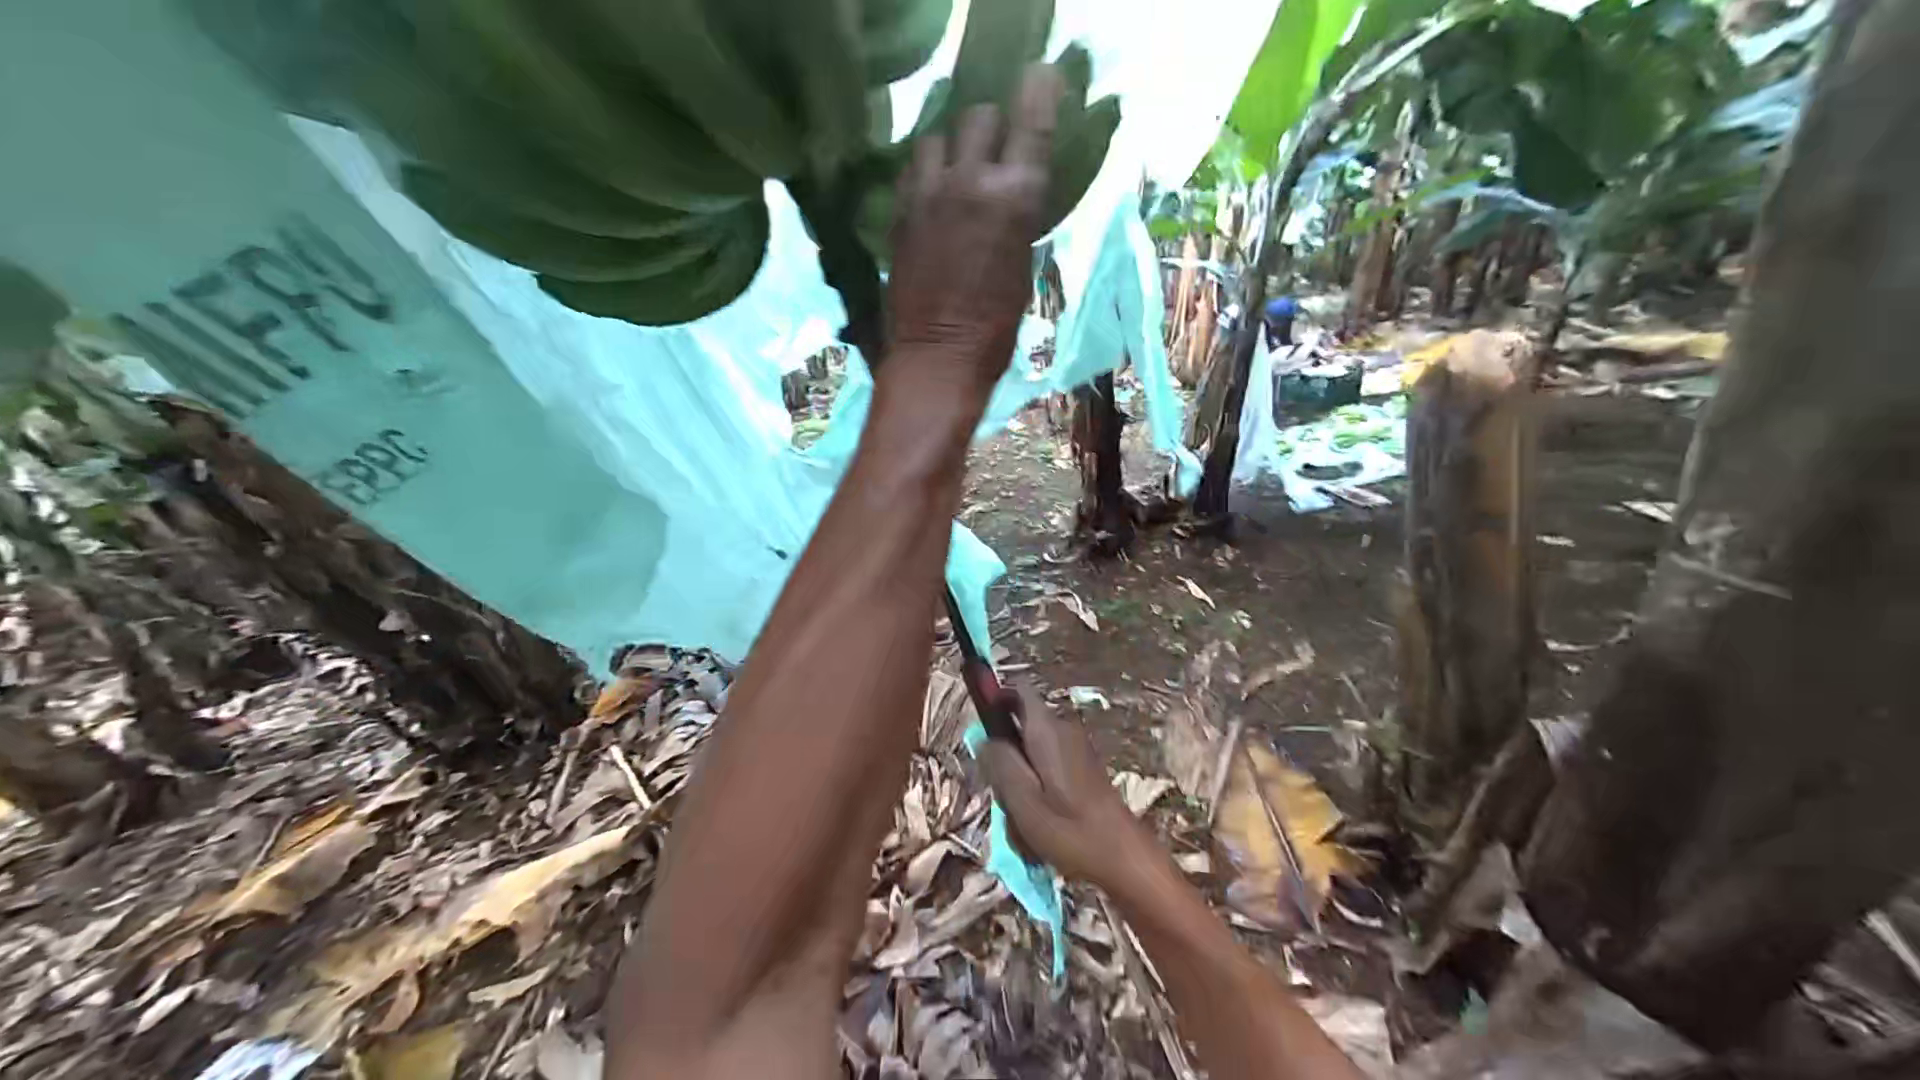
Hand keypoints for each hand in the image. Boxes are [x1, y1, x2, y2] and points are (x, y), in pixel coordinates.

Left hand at [887, 66, 1061, 399]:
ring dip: (951, 146)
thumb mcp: (1023, 266)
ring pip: (937, 134)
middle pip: (979, 115)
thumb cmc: (995, 327)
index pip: (1031, 115)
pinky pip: (911, 167)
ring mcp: (928, 193)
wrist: (938, 358)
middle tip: (994, 150)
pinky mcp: (899, 211)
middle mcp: (970, 180)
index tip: (1041, 83)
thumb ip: (1020, 216)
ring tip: (955, 172)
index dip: (1039, 91)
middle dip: (991, 127)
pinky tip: (932, 192)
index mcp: (1016, 195)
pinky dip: (925, 171)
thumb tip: (1017, 191)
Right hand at [977, 689, 1162, 888]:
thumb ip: (1000, 763)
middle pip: (1022, 725)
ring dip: (1021, 778)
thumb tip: (984, 738)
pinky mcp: (1084, 768)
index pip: (1019, 690)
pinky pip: (1048, 765)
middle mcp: (1064, 730)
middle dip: (1006, 754)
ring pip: (1033, 750)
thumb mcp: (1023, 800)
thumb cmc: (1070, 830)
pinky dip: (1038, 787)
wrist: (1124, 858)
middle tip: (1004, 793)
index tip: (983, 733)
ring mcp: (1077, 748)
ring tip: (1022, 816)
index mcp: (1047, 730)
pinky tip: (1040, 822)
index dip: (996, 700)